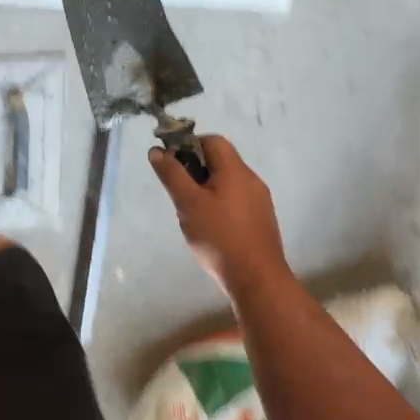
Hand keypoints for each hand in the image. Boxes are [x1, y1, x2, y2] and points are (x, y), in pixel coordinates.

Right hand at [150, 135, 290, 294]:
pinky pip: (237, 199)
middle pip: (221, 160)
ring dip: (207, 187)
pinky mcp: (262, 219)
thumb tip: (157, 150)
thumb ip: (171, 174)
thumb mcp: (187, 203)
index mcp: (235, 170)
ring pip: (228, 181)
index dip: (189, 145)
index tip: (172, 164)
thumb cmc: (219, 236)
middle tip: (178, 191)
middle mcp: (251, 179)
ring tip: (191, 211)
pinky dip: (220, 203)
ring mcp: (260, 200)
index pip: (212, 140)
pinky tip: (211, 226)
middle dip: (195, 169)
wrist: (257, 278)